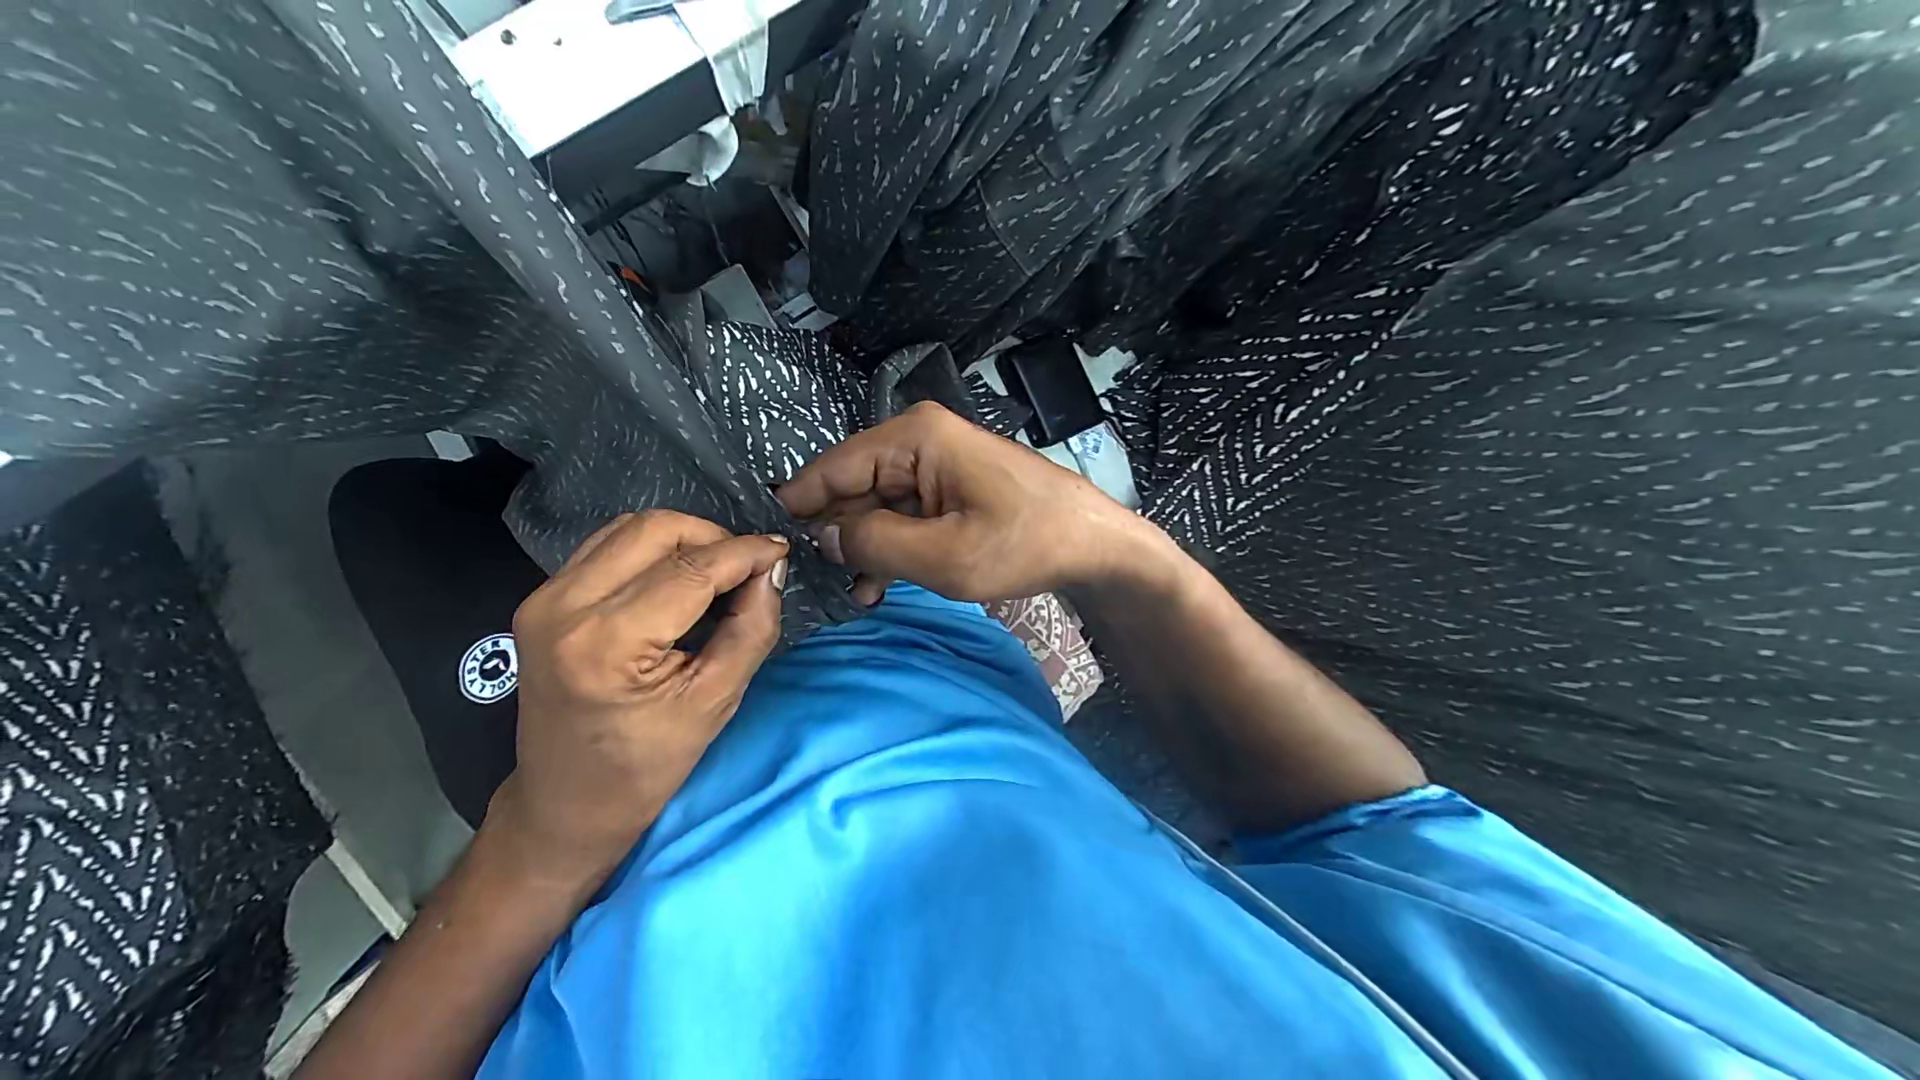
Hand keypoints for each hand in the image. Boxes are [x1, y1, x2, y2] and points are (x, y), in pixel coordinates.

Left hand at [487, 510, 788, 886]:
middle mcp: (564, 606)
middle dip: (714, 537)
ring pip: (630, 527)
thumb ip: (751, 629)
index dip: (745, 552)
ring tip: (718, 571)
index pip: (692, 570)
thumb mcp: (715, 702)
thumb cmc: (646, 766)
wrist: (565, 802)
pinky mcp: (543, 598)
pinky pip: (607, 545)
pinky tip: (678, 577)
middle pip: (655, 530)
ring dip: (684, 539)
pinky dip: (653, 548)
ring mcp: (545, 598)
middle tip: (747, 567)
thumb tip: (771, 569)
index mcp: (607, 643)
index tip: (781, 550)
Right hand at [776, 402, 1167, 602]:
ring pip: (877, 504)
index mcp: (914, 439)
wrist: (1094, 545)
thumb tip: (824, 537)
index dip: (801, 508)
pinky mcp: (951, 486)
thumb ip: (874, 544)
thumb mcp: (943, 556)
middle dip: (839, 535)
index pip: (832, 468)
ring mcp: (937, 463)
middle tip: (826, 584)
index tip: (773, 546)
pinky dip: (893, 545)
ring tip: (861, 593)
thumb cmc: (1024, 544)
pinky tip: (884, 583)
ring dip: (866, 547)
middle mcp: (919, 440)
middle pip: (854, 486)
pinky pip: (905, 513)